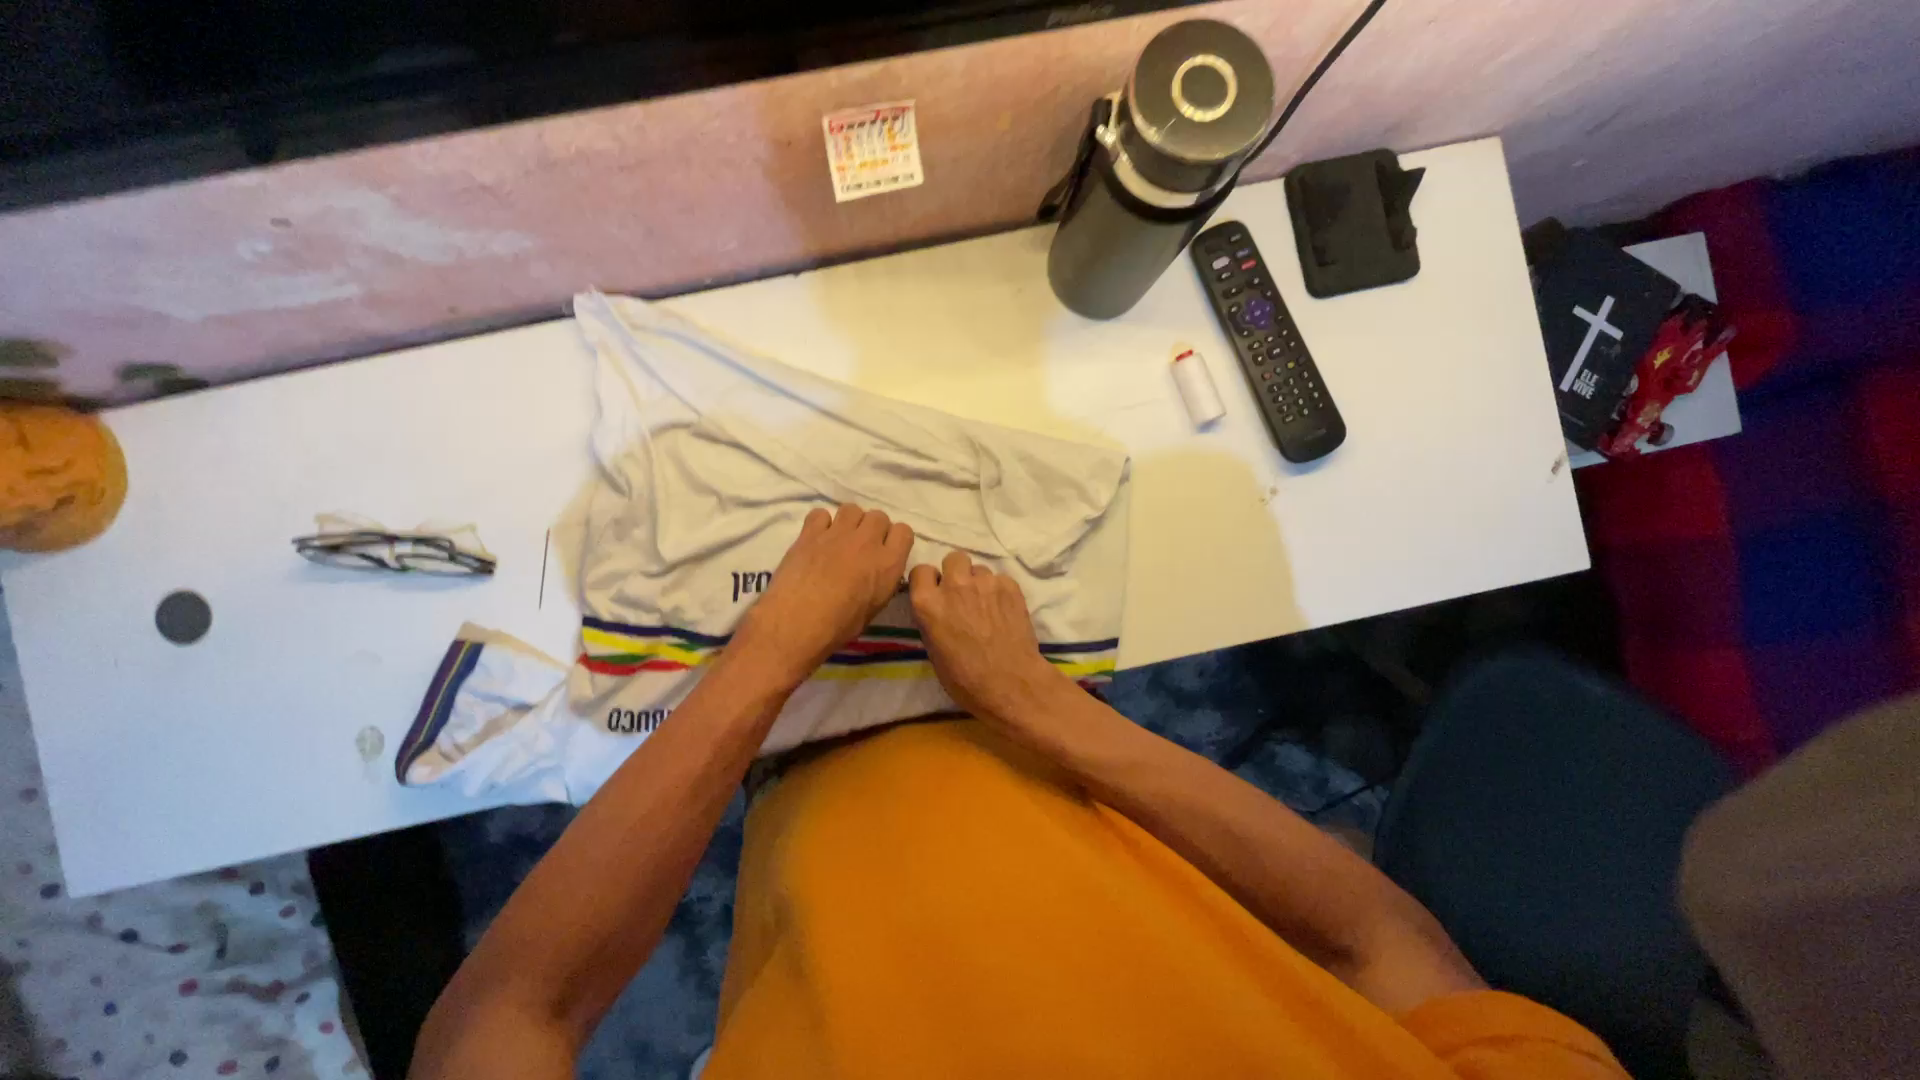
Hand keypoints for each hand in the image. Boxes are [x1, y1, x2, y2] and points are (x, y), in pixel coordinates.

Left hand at [730, 504, 913, 689]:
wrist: (798, 621)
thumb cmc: (839, 625)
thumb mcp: (874, 608)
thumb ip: (883, 581)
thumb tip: (880, 573)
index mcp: (888, 563)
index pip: (904, 531)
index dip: (895, 539)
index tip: (886, 550)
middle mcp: (867, 542)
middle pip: (878, 516)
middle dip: (873, 528)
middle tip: (861, 546)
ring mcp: (838, 534)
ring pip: (852, 509)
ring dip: (849, 521)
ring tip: (840, 539)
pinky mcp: (810, 533)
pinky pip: (821, 514)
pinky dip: (821, 523)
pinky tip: (816, 539)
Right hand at [908, 551, 1070, 727]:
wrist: (1010, 683)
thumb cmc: (965, 678)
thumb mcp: (934, 650)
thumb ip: (932, 619)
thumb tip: (938, 609)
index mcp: (928, 603)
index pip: (921, 571)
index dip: (929, 581)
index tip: (936, 594)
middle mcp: (954, 585)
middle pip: (952, 559)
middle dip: (956, 573)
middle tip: (963, 595)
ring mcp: (984, 582)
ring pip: (978, 569)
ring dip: (979, 583)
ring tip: (987, 606)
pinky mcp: (1010, 586)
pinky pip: (1000, 579)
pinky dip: (1000, 591)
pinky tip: (1003, 611)